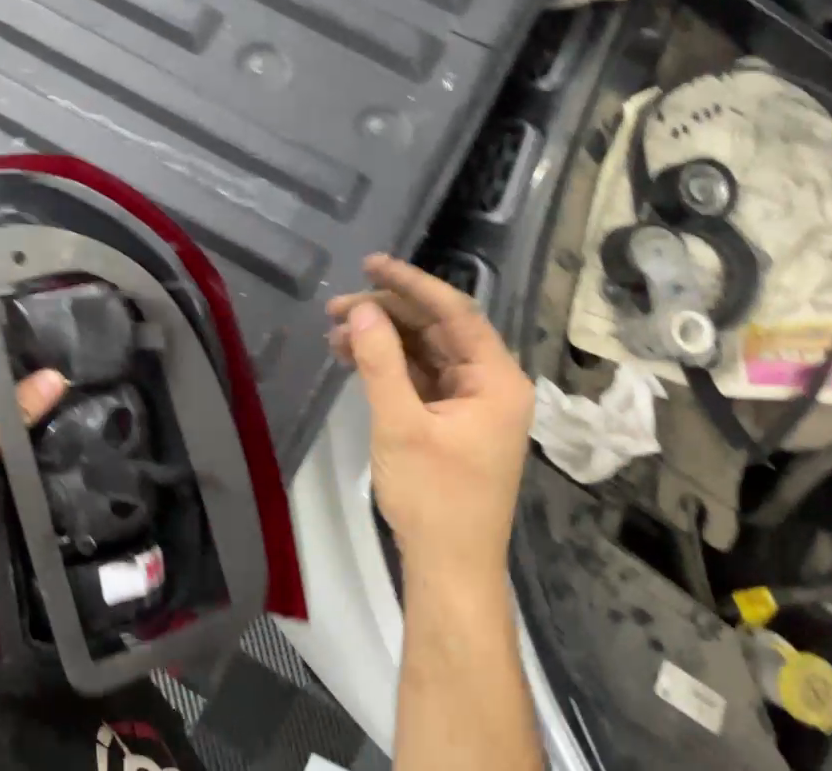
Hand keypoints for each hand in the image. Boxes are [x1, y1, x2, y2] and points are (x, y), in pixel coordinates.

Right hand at [327, 255, 533, 581]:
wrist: (449, 567)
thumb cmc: (434, 497)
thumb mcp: (400, 425)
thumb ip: (380, 363)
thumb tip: (363, 310)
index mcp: (496, 380)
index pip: (455, 312)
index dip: (411, 284)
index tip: (370, 263)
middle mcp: (490, 385)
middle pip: (437, 329)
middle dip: (387, 313)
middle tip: (336, 307)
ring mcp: (470, 404)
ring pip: (424, 353)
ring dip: (382, 339)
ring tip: (335, 332)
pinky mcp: (449, 422)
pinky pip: (419, 378)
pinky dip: (387, 365)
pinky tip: (352, 356)